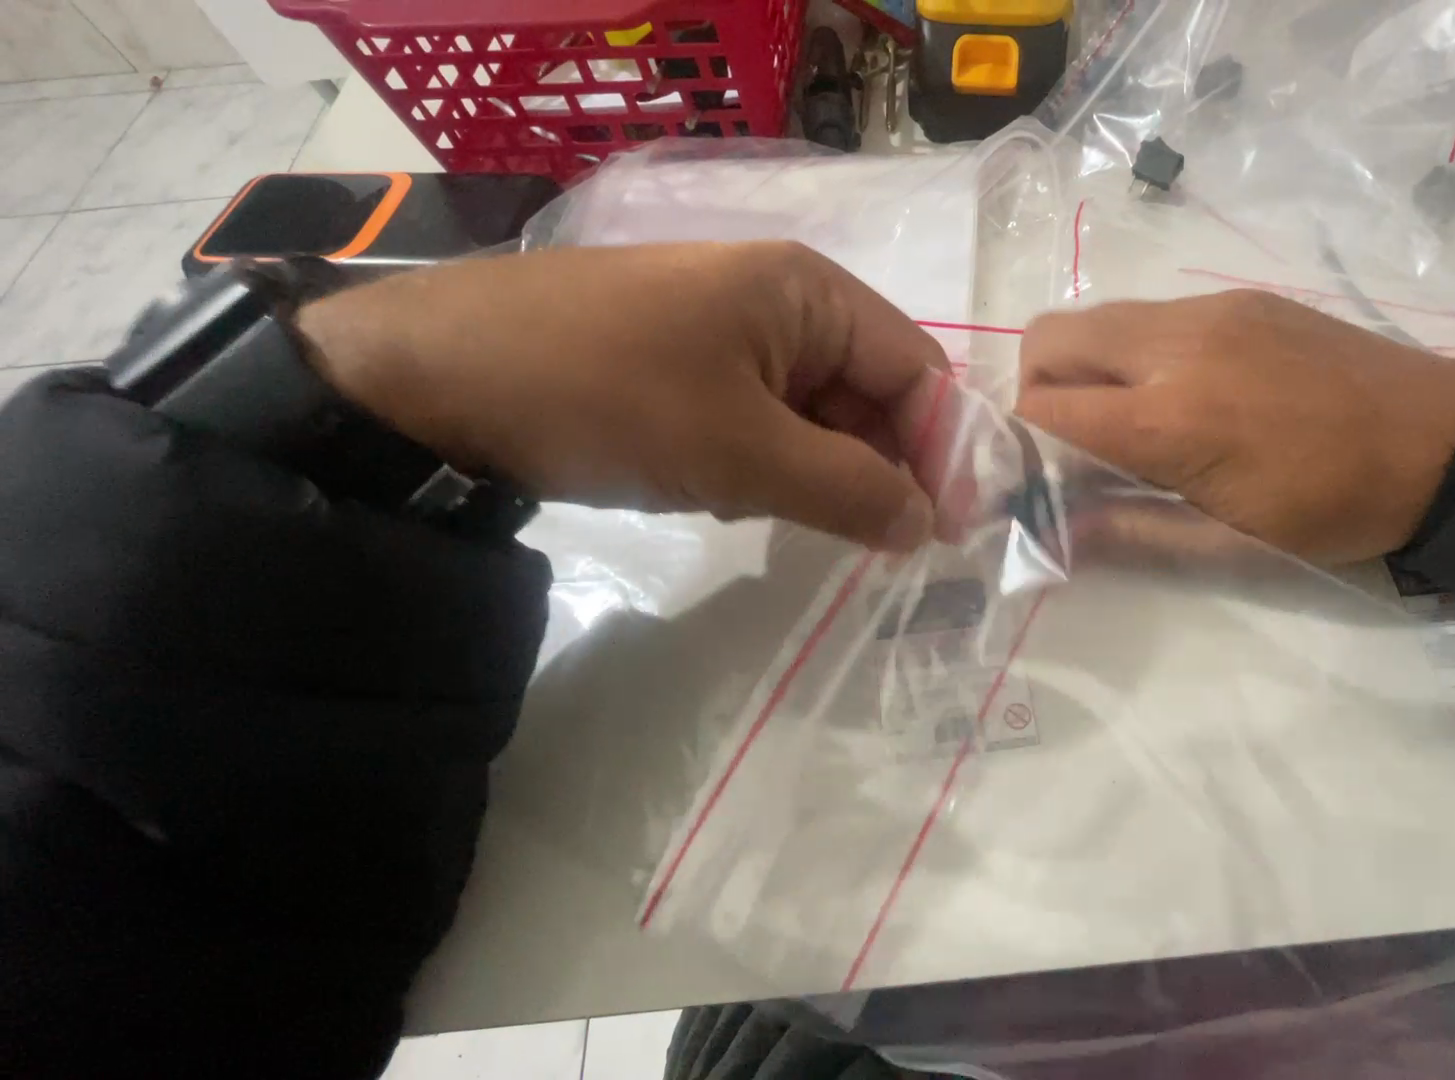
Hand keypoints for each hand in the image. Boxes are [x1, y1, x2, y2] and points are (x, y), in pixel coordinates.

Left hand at [298, 242, 949, 551]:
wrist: (430, 381)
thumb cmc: (607, 397)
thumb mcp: (741, 454)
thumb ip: (849, 491)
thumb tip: (926, 525)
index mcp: (808, 293)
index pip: (916, 369)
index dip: (943, 449)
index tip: (947, 530)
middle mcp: (781, 300)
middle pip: (870, 391)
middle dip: (878, 466)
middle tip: (878, 543)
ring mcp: (731, 331)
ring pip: (817, 413)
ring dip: (819, 472)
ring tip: (784, 514)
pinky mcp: (690, 364)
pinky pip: (764, 419)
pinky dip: (768, 465)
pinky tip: (731, 493)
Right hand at [1014, 290, 1454, 564]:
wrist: (1444, 441)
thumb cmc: (1333, 509)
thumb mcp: (1226, 546)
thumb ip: (1128, 532)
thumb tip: (1053, 531)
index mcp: (1168, 418)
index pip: (1041, 407)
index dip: (1020, 444)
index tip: (1036, 475)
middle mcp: (1173, 346)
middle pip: (1047, 338)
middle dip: (1035, 390)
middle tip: (1069, 441)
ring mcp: (1206, 310)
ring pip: (1093, 318)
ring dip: (1081, 367)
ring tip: (1121, 418)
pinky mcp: (1235, 297)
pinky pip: (1145, 314)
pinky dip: (1128, 351)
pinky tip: (1175, 391)